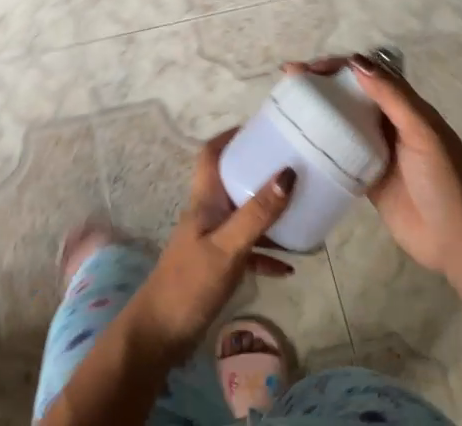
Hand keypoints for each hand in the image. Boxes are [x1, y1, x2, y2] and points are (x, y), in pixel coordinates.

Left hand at [125, 129, 295, 357]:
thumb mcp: (227, 247)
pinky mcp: (217, 267)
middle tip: (293, 166)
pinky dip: (267, 254)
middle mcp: (207, 215)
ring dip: (269, 214)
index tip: (261, 127)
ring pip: (244, 217)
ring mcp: (211, 241)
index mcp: (205, 201)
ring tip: (302, 212)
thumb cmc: (189, 284)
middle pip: (232, 181)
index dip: (231, 136)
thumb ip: (257, 214)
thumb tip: (288, 173)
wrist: (159, 335)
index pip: (211, 154)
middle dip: (260, 171)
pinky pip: (248, 251)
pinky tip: (290, 267)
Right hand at [292, 55, 461, 275]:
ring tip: (285, 105)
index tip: (309, 68)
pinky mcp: (365, 177)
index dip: (339, 66)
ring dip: (318, 110)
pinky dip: (320, 143)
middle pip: (351, 94)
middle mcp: (389, 124)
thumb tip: (355, 62)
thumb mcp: (423, 133)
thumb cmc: (443, 181)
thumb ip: (393, 98)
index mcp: (406, 108)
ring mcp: (376, 151)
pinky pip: (339, 153)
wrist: (454, 239)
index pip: (368, 74)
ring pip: (342, 121)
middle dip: (321, 83)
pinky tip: (297, 141)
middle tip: (288, 80)